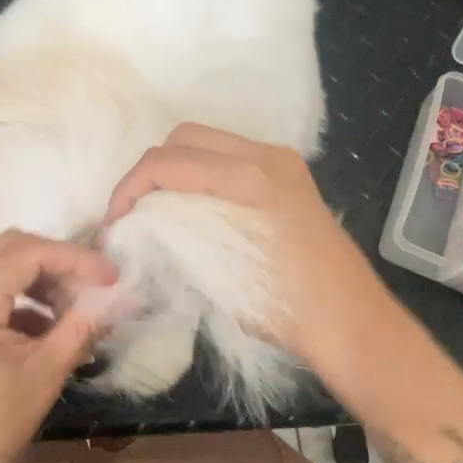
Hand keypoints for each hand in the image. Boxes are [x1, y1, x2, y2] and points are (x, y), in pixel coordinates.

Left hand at [0, 230, 117, 462]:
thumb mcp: (47, 371)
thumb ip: (83, 324)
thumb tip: (120, 298)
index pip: (28, 252)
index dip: (75, 258)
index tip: (112, 277)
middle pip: (10, 248)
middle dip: (57, 263)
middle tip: (93, 289)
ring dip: (38, 279)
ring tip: (73, 310)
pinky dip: (18, 297)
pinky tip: (45, 326)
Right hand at [103, 123, 393, 360]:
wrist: (350, 323)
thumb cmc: (284, 310)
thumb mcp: (215, 276)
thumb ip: (172, 238)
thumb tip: (137, 229)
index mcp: (248, 178)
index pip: (166, 163)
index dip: (127, 190)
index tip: (112, 224)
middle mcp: (265, 157)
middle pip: (183, 139)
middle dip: (148, 173)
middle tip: (131, 214)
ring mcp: (280, 163)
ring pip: (205, 143)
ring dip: (173, 171)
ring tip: (155, 211)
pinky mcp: (285, 177)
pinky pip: (227, 158)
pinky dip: (198, 175)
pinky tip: (189, 211)